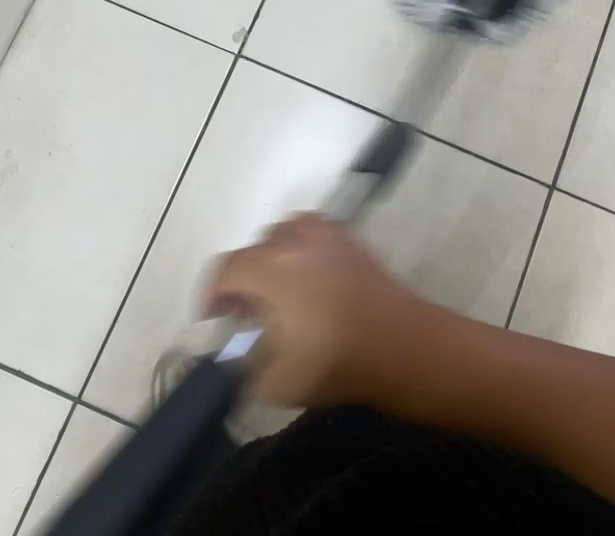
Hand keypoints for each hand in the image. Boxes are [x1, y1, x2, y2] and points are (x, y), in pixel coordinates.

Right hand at [206, 213, 437, 407]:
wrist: (402, 346)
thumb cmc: (336, 363)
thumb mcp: (276, 381)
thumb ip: (243, 368)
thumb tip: (235, 358)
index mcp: (271, 269)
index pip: (225, 270)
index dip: (212, 295)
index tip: (214, 318)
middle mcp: (295, 241)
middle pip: (253, 251)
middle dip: (244, 280)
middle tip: (248, 314)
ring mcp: (326, 234)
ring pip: (282, 235)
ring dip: (272, 259)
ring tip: (279, 292)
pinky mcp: (350, 239)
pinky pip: (312, 233)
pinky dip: (301, 249)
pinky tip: (310, 280)